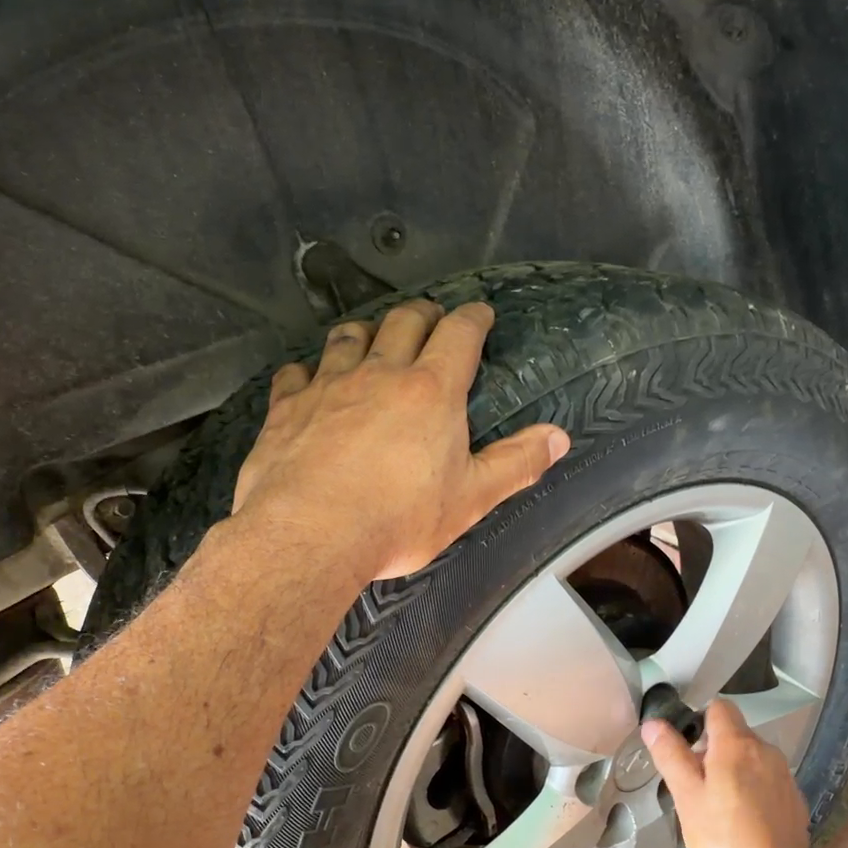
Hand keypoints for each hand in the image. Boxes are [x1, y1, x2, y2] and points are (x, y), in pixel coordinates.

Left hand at [230, 300, 569, 579]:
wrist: (310, 535)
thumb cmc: (400, 518)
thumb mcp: (472, 498)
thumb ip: (517, 463)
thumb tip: (559, 437)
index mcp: (432, 392)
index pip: (458, 335)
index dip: (473, 318)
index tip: (480, 312)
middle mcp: (380, 374)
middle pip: (403, 321)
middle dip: (423, 313)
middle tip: (432, 318)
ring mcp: (328, 386)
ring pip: (349, 337)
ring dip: (367, 331)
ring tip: (374, 338)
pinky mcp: (287, 408)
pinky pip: (296, 372)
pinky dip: (308, 369)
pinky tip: (309, 379)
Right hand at [642, 700, 813, 847]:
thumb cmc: (721, 837)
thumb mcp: (686, 796)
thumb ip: (671, 755)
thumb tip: (654, 723)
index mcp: (737, 743)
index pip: (719, 707)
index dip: (700, 719)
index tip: (686, 746)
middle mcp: (766, 749)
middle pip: (735, 733)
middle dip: (714, 749)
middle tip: (696, 785)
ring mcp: (784, 774)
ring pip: (752, 757)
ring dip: (735, 770)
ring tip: (719, 807)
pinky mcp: (795, 797)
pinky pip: (768, 780)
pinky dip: (754, 789)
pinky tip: (745, 821)